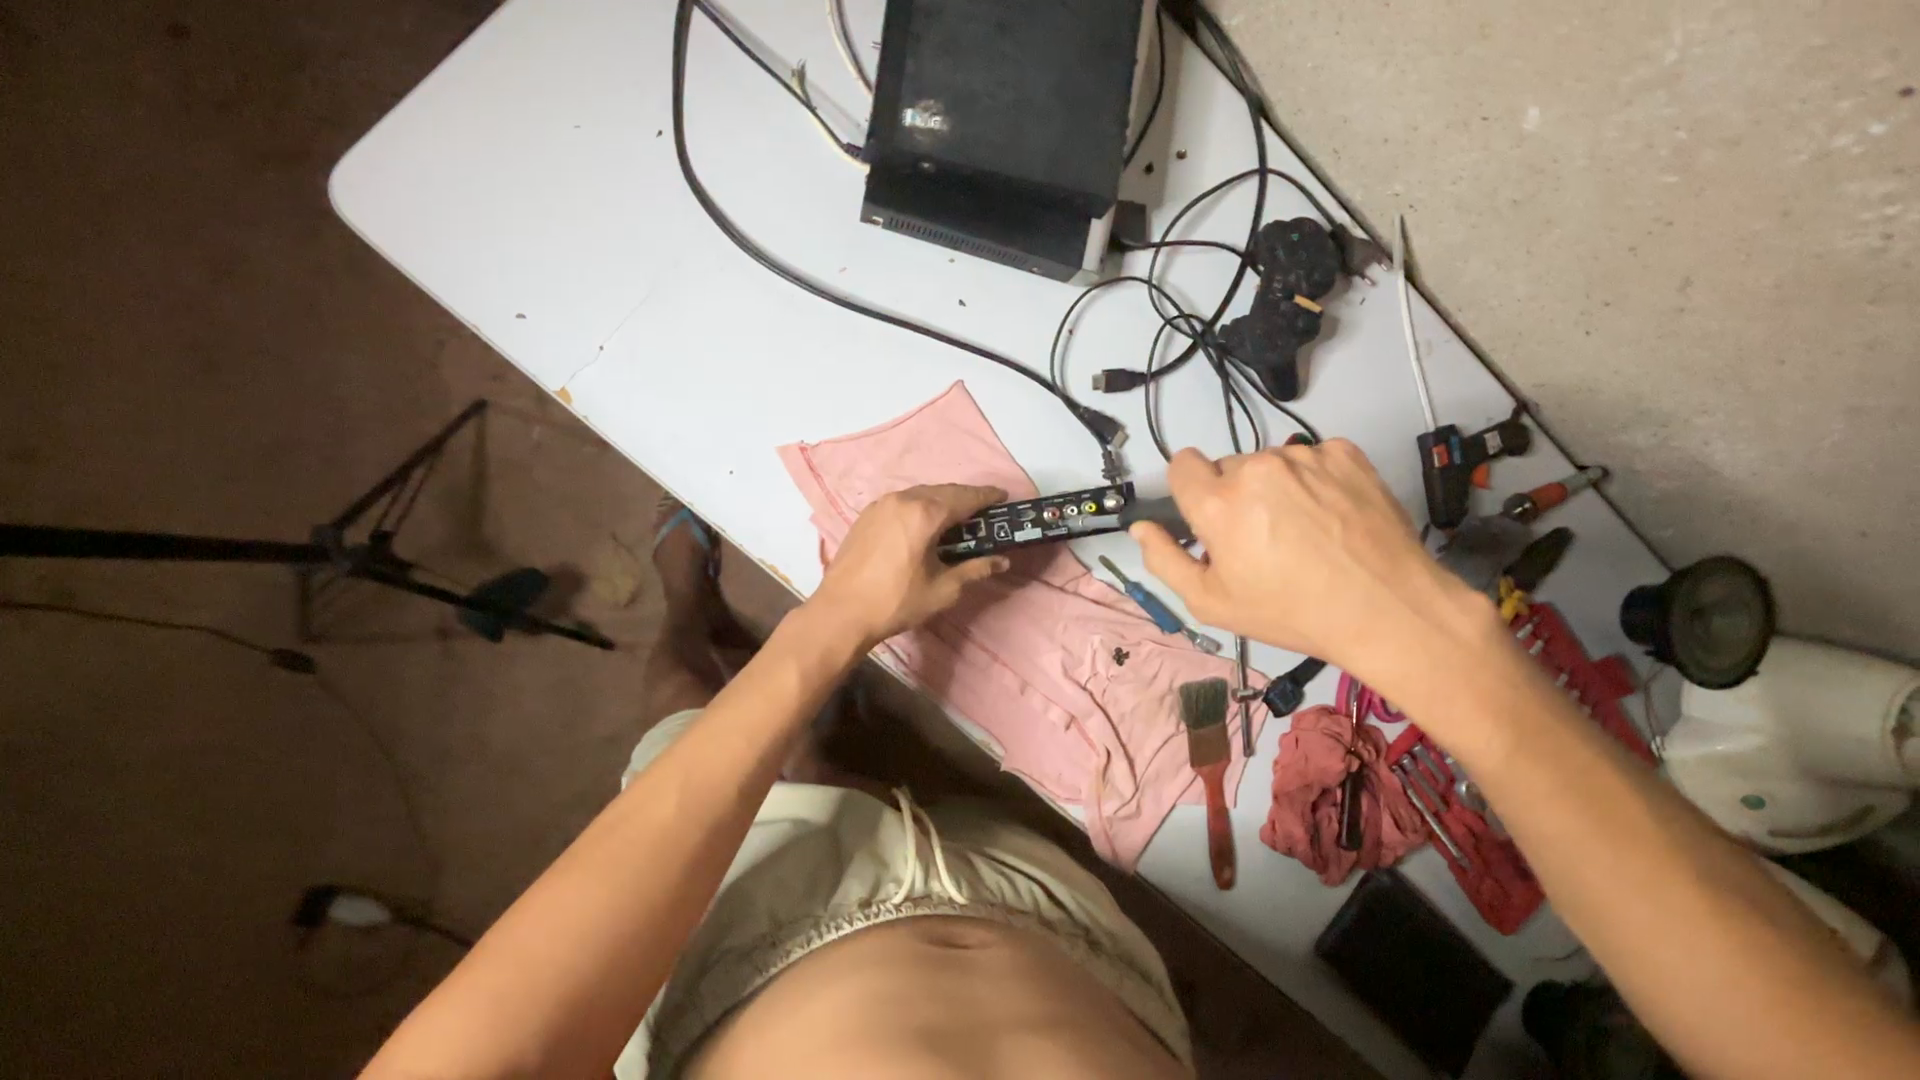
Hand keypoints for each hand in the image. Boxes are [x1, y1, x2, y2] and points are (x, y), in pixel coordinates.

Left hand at [805, 484, 1011, 648]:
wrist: (841, 612)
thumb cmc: (896, 602)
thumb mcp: (943, 589)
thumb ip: (975, 569)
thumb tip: (1001, 561)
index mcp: (924, 514)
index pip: (965, 498)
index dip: (986, 497)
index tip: (1003, 497)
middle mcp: (902, 500)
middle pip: (942, 491)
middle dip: (965, 498)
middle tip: (983, 510)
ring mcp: (880, 506)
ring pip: (920, 494)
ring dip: (941, 501)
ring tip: (956, 517)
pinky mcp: (866, 516)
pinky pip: (901, 503)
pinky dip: (919, 507)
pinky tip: (924, 524)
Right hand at [1130, 441, 1489, 677]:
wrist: (1387, 608)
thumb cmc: (1291, 612)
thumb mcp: (1212, 603)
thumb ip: (1165, 561)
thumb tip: (1140, 529)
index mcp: (1218, 502)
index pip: (1182, 465)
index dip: (1191, 491)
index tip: (1211, 520)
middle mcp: (1257, 468)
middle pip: (1229, 467)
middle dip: (1236, 495)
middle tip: (1263, 538)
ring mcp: (1305, 457)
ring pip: (1271, 463)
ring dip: (1276, 487)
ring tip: (1305, 530)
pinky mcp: (1345, 454)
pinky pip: (1313, 458)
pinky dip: (1315, 480)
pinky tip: (1331, 515)